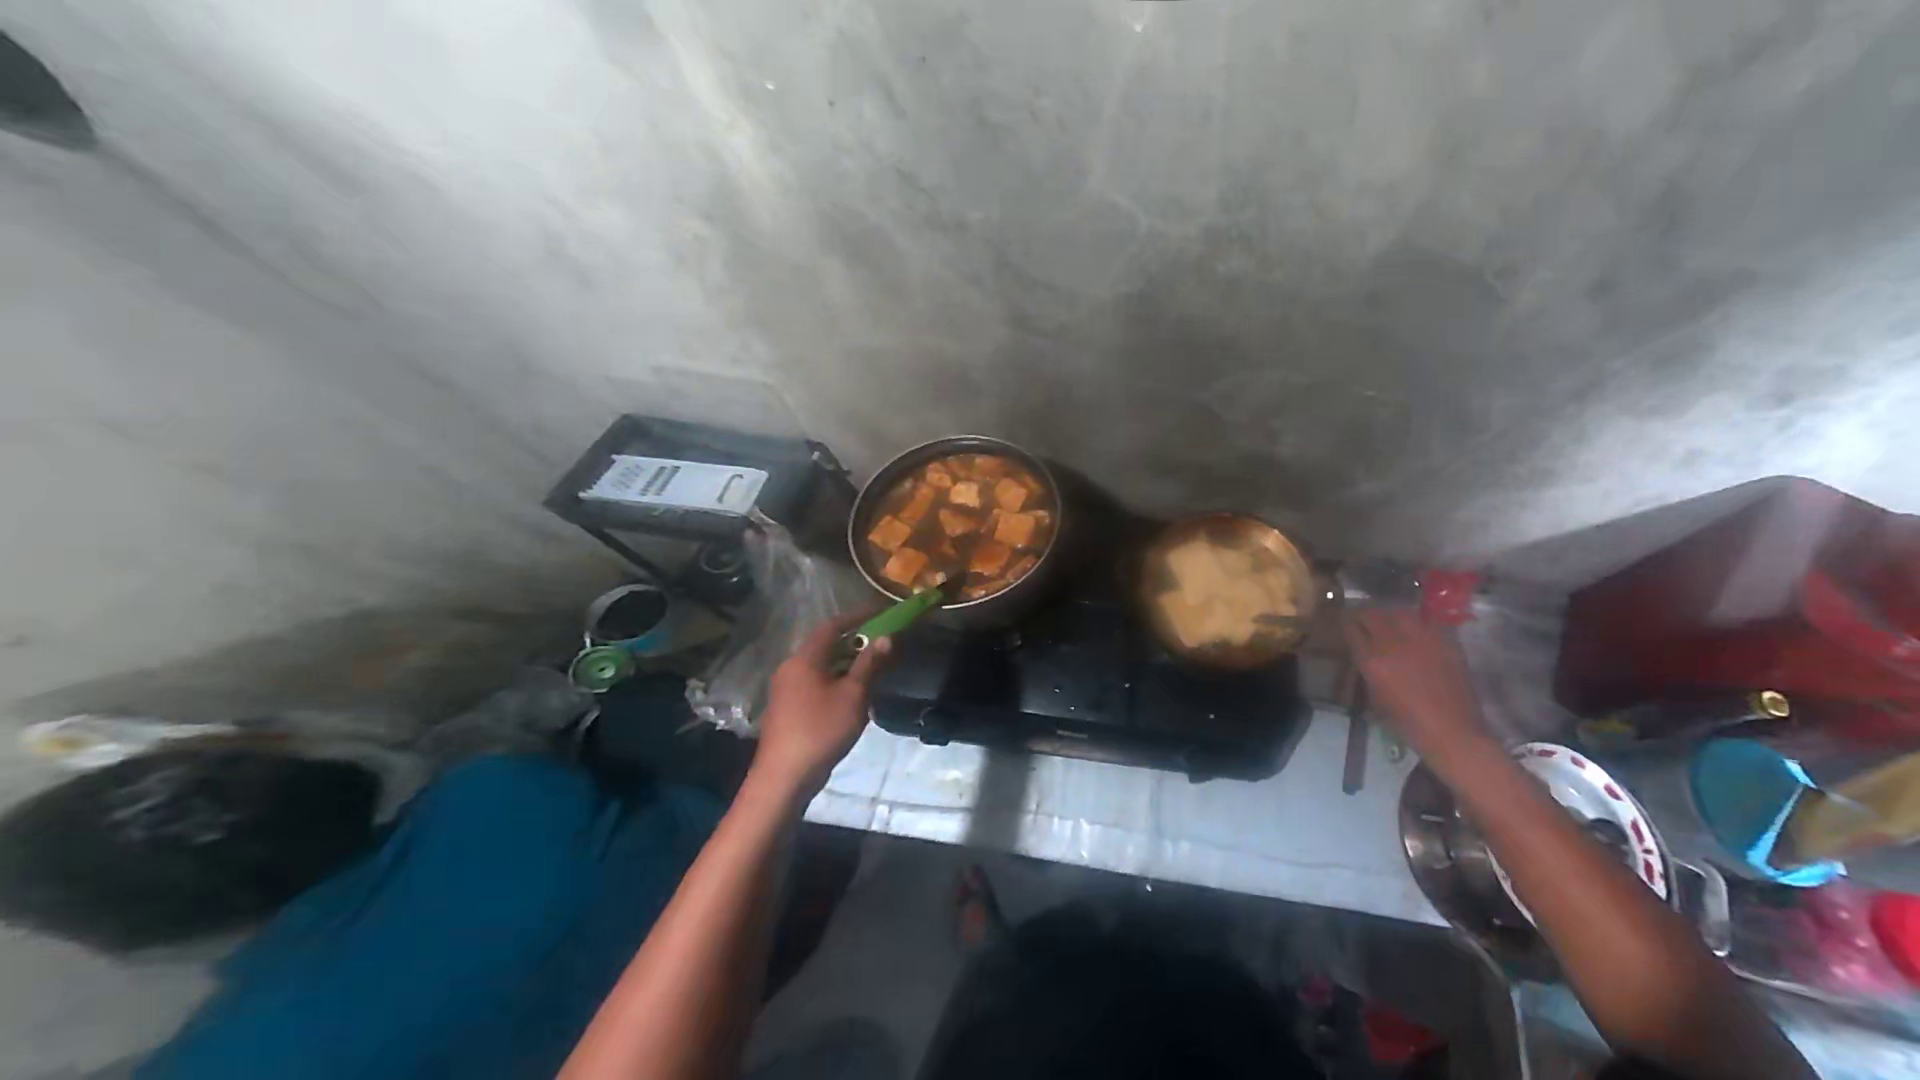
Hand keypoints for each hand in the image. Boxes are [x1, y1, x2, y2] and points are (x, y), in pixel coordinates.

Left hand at [749, 614, 892, 797]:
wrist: (784, 777)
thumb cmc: (821, 730)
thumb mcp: (853, 696)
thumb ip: (869, 664)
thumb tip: (886, 638)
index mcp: (804, 659)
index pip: (832, 625)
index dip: (858, 617)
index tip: (882, 614)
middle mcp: (791, 667)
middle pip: (826, 645)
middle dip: (856, 642)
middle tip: (883, 644)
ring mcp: (786, 689)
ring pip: (821, 666)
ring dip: (847, 663)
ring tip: (873, 669)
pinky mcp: (788, 708)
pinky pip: (815, 683)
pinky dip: (836, 680)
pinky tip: (853, 694)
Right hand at [1342, 608, 1490, 762]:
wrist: (1451, 730)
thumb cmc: (1407, 721)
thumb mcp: (1376, 694)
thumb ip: (1369, 668)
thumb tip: (1368, 653)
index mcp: (1372, 660)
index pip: (1352, 630)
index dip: (1346, 623)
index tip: (1345, 622)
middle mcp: (1394, 644)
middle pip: (1373, 615)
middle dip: (1365, 614)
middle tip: (1364, 618)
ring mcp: (1422, 641)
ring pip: (1401, 613)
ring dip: (1392, 614)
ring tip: (1391, 620)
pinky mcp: (1446, 643)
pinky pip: (1428, 622)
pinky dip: (1420, 622)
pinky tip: (1419, 630)